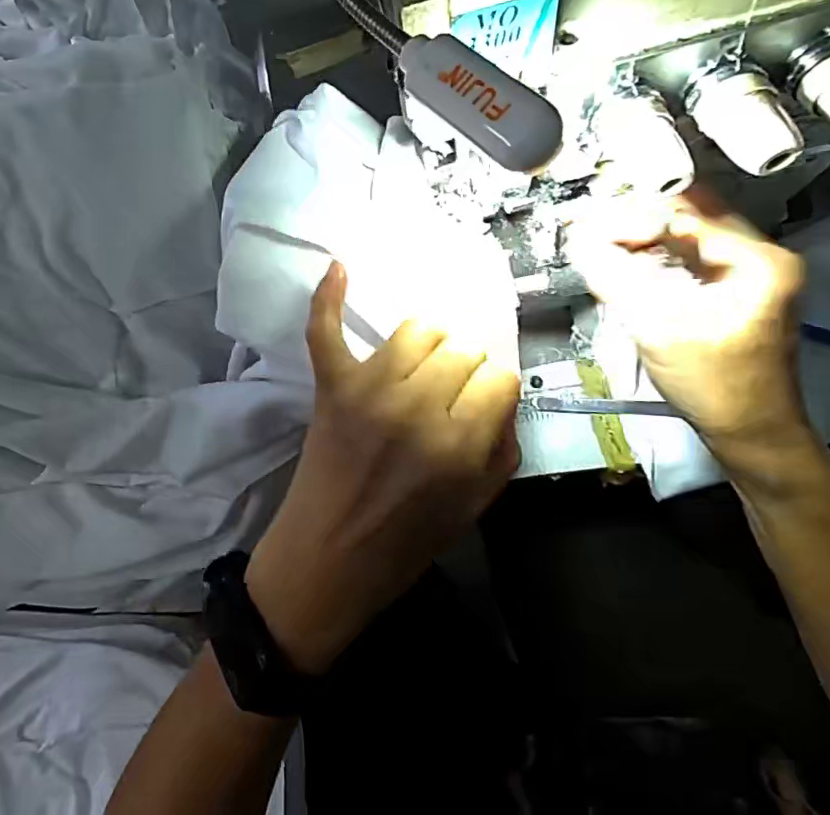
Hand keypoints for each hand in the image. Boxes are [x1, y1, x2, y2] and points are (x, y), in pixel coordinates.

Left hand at [245, 261, 520, 674]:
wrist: (329, 560)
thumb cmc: (407, 541)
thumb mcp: (477, 507)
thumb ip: (503, 445)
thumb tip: (502, 395)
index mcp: (460, 443)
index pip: (499, 378)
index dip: (493, 392)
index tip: (479, 407)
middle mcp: (418, 407)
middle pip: (462, 350)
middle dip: (463, 373)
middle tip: (446, 399)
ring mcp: (369, 390)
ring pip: (417, 329)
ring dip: (427, 346)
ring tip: (418, 371)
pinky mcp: (330, 386)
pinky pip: (326, 328)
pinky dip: (330, 297)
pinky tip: (340, 268)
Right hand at [569, 190, 813, 461]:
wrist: (751, 434)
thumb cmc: (718, 389)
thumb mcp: (659, 330)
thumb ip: (615, 281)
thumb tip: (581, 242)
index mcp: (758, 261)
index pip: (685, 212)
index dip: (635, 216)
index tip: (595, 229)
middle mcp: (761, 257)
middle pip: (688, 217)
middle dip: (636, 222)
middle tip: (594, 233)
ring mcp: (751, 273)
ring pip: (687, 235)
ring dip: (644, 238)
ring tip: (604, 245)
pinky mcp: (736, 289)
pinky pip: (690, 255)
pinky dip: (658, 255)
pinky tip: (630, 263)